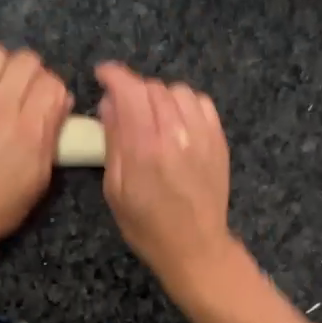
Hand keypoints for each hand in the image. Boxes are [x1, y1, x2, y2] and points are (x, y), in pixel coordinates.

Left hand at [0, 45, 71, 256]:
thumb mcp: (38, 181)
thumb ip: (51, 138)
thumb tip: (60, 103)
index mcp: (29, 132)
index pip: (53, 84)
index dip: (54, 93)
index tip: (47, 106)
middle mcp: (1, 108)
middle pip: (27, 60)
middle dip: (32, 74)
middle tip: (24, 94)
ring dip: (1, 66)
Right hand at [96, 62, 236, 289]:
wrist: (195, 247)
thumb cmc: (146, 225)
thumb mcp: (115, 190)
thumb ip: (113, 142)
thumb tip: (109, 104)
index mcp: (144, 148)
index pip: (130, 91)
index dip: (114, 75)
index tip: (102, 75)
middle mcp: (176, 134)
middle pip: (152, 88)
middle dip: (133, 90)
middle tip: (123, 107)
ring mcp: (202, 135)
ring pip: (177, 91)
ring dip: (159, 96)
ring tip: (151, 115)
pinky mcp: (219, 140)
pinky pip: (201, 103)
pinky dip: (184, 104)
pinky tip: (176, 121)